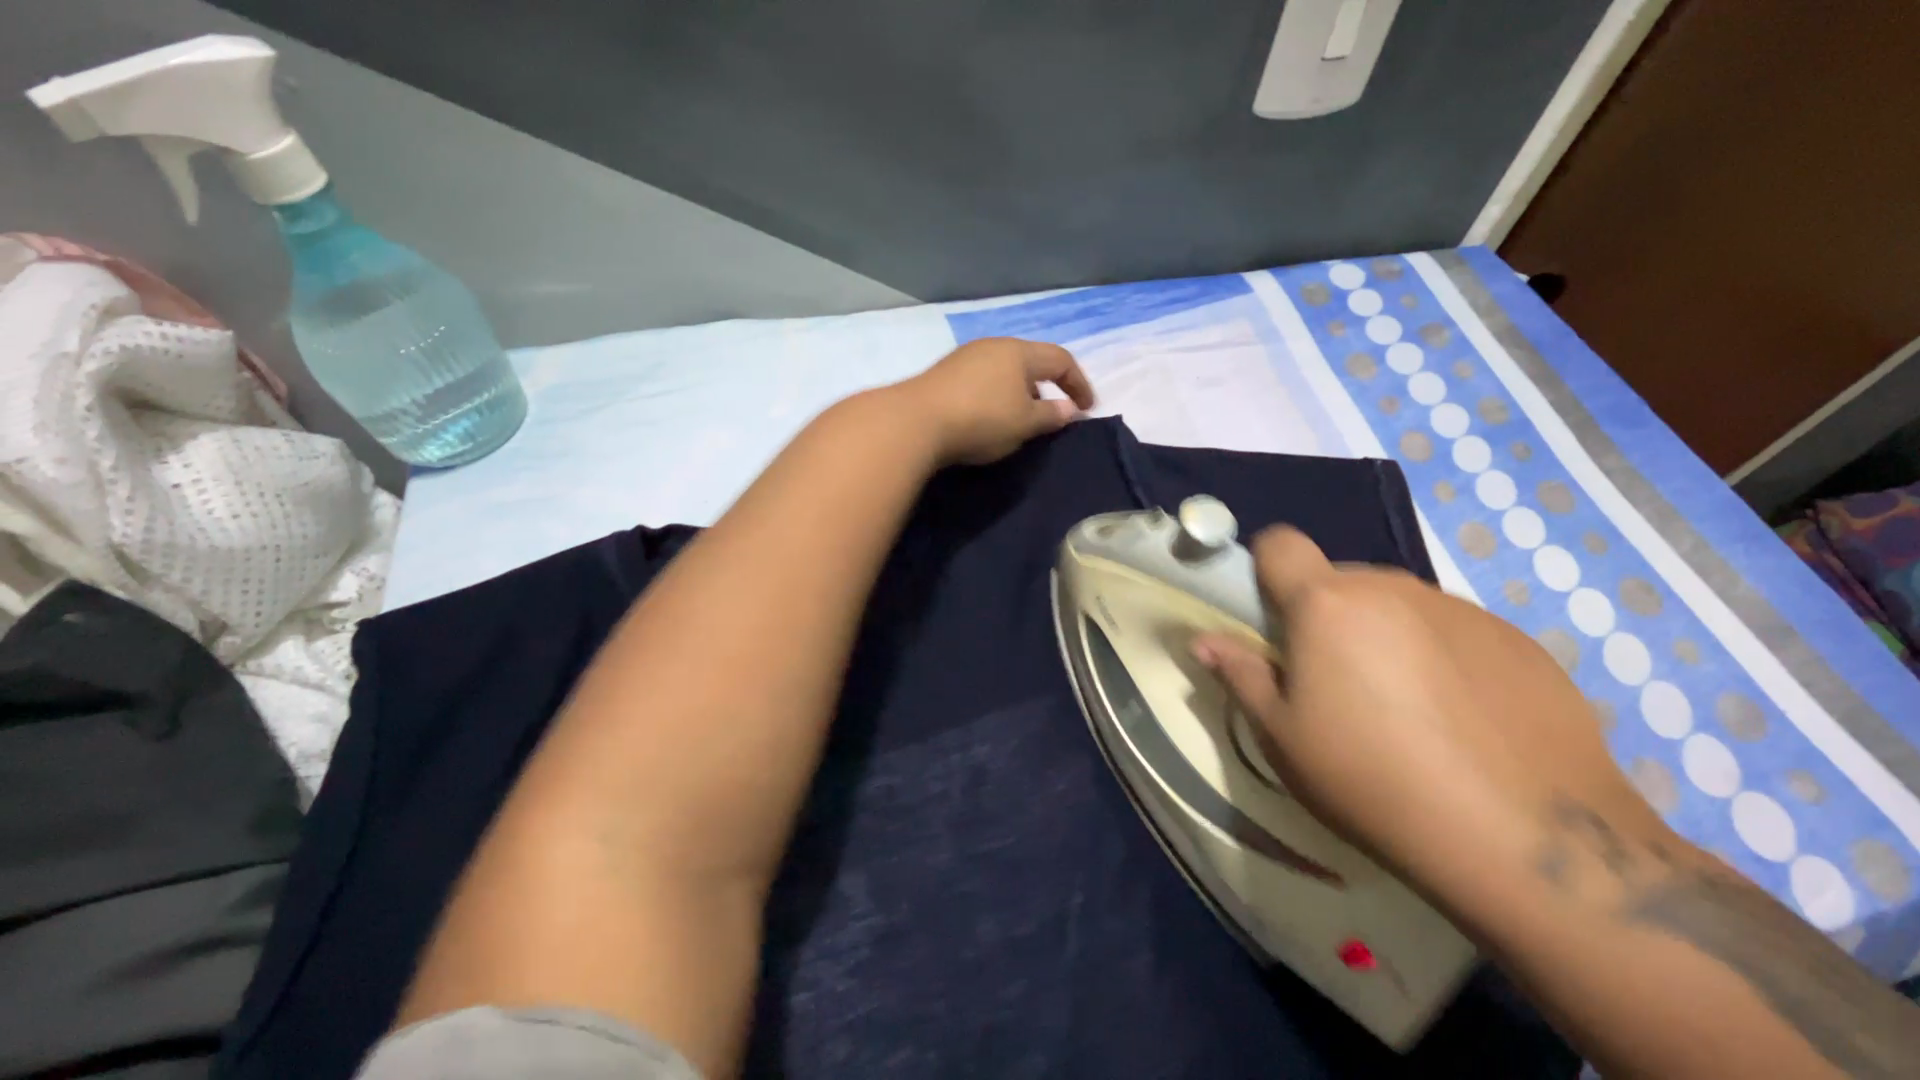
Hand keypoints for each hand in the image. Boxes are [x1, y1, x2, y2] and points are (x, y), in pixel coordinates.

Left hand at [892, 338, 1095, 465]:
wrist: (914, 422)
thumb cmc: (981, 420)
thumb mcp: (1025, 423)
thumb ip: (1051, 415)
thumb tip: (1068, 409)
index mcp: (1019, 352)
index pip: (1061, 359)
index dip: (1078, 383)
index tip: (1087, 409)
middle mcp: (992, 346)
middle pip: (1030, 361)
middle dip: (1047, 385)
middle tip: (1053, 412)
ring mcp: (964, 357)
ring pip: (1003, 370)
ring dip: (1019, 392)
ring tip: (1020, 418)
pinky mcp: (943, 374)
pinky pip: (982, 380)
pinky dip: (995, 395)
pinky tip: (988, 417)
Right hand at [1191, 527, 1666, 887]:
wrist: (1522, 834)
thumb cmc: (1371, 781)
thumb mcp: (1283, 739)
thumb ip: (1242, 676)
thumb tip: (1204, 640)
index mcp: (1328, 604)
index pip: (1281, 544)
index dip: (1266, 570)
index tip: (1271, 621)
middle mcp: (1395, 588)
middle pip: (1343, 582)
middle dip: (1328, 618)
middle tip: (1336, 687)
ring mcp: (1463, 610)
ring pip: (1401, 608)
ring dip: (1387, 639)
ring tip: (1408, 714)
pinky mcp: (1519, 640)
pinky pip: (1457, 634)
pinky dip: (1445, 661)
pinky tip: (1463, 725)